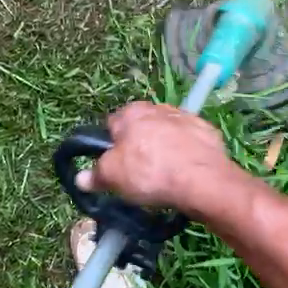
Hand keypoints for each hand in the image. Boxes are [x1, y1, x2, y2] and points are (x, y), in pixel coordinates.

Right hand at [75, 102, 242, 214]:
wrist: (202, 180)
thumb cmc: (150, 172)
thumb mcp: (113, 177)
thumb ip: (95, 175)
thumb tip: (80, 178)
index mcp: (131, 112)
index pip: (112, 124)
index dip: (111, 146)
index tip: (114, 165)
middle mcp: (157, 107)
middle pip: (140, 128)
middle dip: (138, 145)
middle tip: (138, 173)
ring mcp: (185, 117)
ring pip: (166, 133)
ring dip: (163, 148)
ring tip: (164, 175)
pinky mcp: (207, 131)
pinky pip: (189, 142)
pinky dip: (185, 153)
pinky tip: (185, 172)